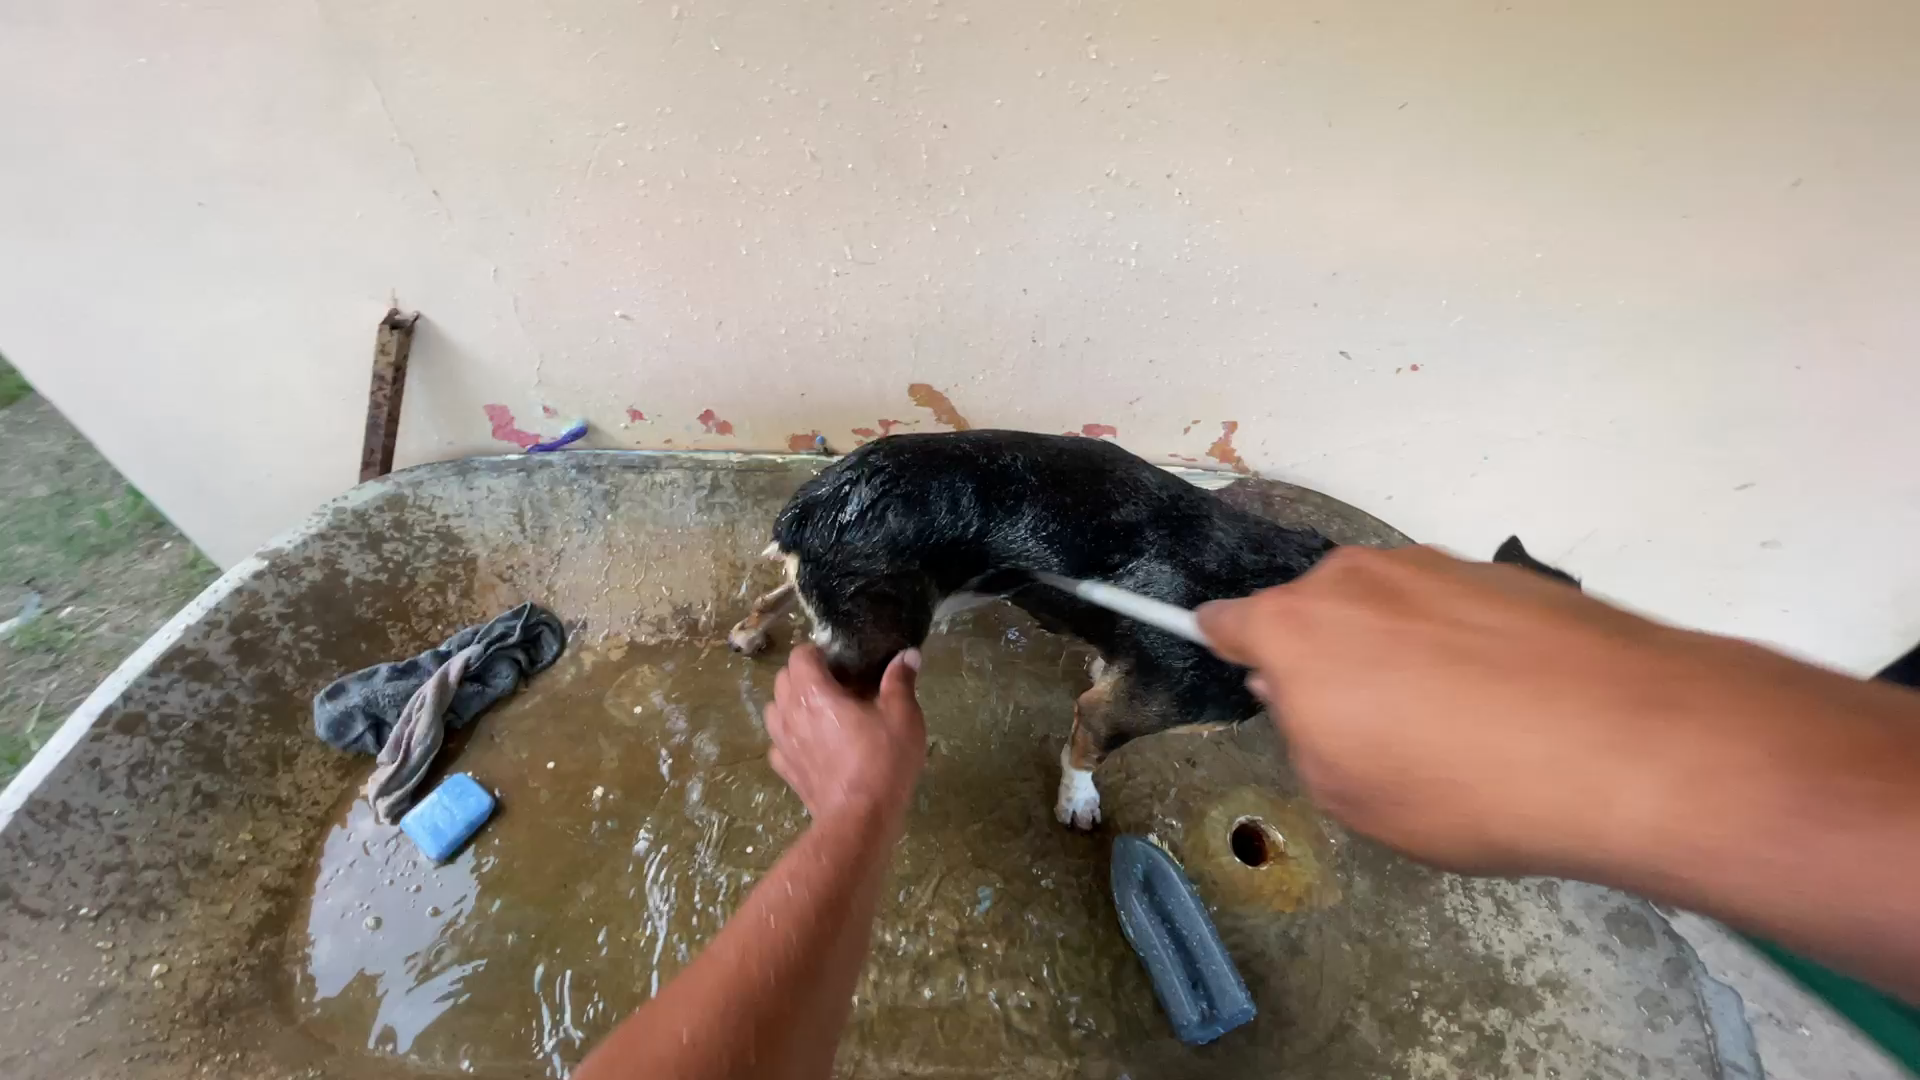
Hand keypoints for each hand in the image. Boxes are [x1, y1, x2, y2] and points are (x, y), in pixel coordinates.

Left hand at [765, 645, 926, 826]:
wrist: (861, 818)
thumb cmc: (882, 760)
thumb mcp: (902, 714)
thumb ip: (900, 680)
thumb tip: (907, 655)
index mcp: (814, 692)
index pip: (799, 655)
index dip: (819, 652)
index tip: (844, 661)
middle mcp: (790, 713)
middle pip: (784, 679)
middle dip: (806, 674)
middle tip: (840, 684)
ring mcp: (783, 744)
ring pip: (775, 709)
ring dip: (793, 703)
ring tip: (823, 711)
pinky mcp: (786, 770)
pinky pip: (779, 743)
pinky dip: (792, 736)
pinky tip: (814, 743)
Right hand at [1196, 545, 1837, 875]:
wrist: (1636, 746)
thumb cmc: (1457, 783)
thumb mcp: (1343, 792)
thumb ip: (1299, 731)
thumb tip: (1303, 690)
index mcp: (1290, 628)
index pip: (1221, 621)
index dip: (1224, 646)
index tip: (1243, 668)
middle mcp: (1346, 579)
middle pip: (1306, 612)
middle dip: (1319, 656)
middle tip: (1367, 720)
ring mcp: (1424, 565)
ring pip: (1376, 606)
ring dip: (1387, 646)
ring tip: (1454, 714)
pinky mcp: (1497, 570)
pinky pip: (1443, 605)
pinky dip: (1452, 640)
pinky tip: (1507, 696)